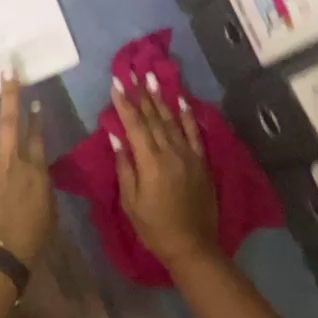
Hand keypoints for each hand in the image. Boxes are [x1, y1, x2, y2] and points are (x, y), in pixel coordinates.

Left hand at [0, 73, 55, 264]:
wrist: (0, 255)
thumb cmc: (31, 238)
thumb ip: (44, 186)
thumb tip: (40, 172)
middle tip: (6, 69)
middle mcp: (11, 162)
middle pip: (10, 123)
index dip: (37, 118)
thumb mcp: (50, 210)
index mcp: (35, 171)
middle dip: (10, 94)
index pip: (37, 137)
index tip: (35, 101)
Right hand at [112, 73, 217, 267]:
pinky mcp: (202, 161)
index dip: (124, 103)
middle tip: (132, 71)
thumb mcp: (131, 201)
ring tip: (152, 77)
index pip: (135, 125)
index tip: (116, 83)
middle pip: (153, 117)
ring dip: (161, 98)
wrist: (192, 245)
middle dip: (141, 93)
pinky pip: (194, 132)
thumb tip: (116, 137)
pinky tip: (180, 100)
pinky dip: (187, 115)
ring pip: (172, 120)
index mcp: (150, 162)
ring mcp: (189, 155)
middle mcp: (171, 152)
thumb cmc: (154, 227)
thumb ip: (125, 167)